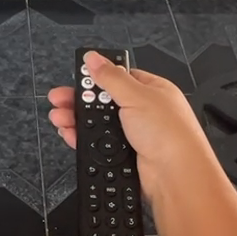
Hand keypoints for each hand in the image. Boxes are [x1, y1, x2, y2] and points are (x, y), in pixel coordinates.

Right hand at [47, 51, 213, 197]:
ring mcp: (134, 134)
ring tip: (59, 117)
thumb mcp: (136, 96)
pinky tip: (71, 134)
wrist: (176, 177)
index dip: (95, 77)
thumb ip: (111, 77)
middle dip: (80, 101)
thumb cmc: (171, 135)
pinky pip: (98, 144)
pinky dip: (83, 139)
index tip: (76, 79)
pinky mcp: (124, 154)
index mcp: (152, 90)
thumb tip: (94, 58)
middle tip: (60, 100)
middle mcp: (144, 111)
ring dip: (77, 120)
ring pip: (98, 124)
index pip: (118, 77)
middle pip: (103, 101)